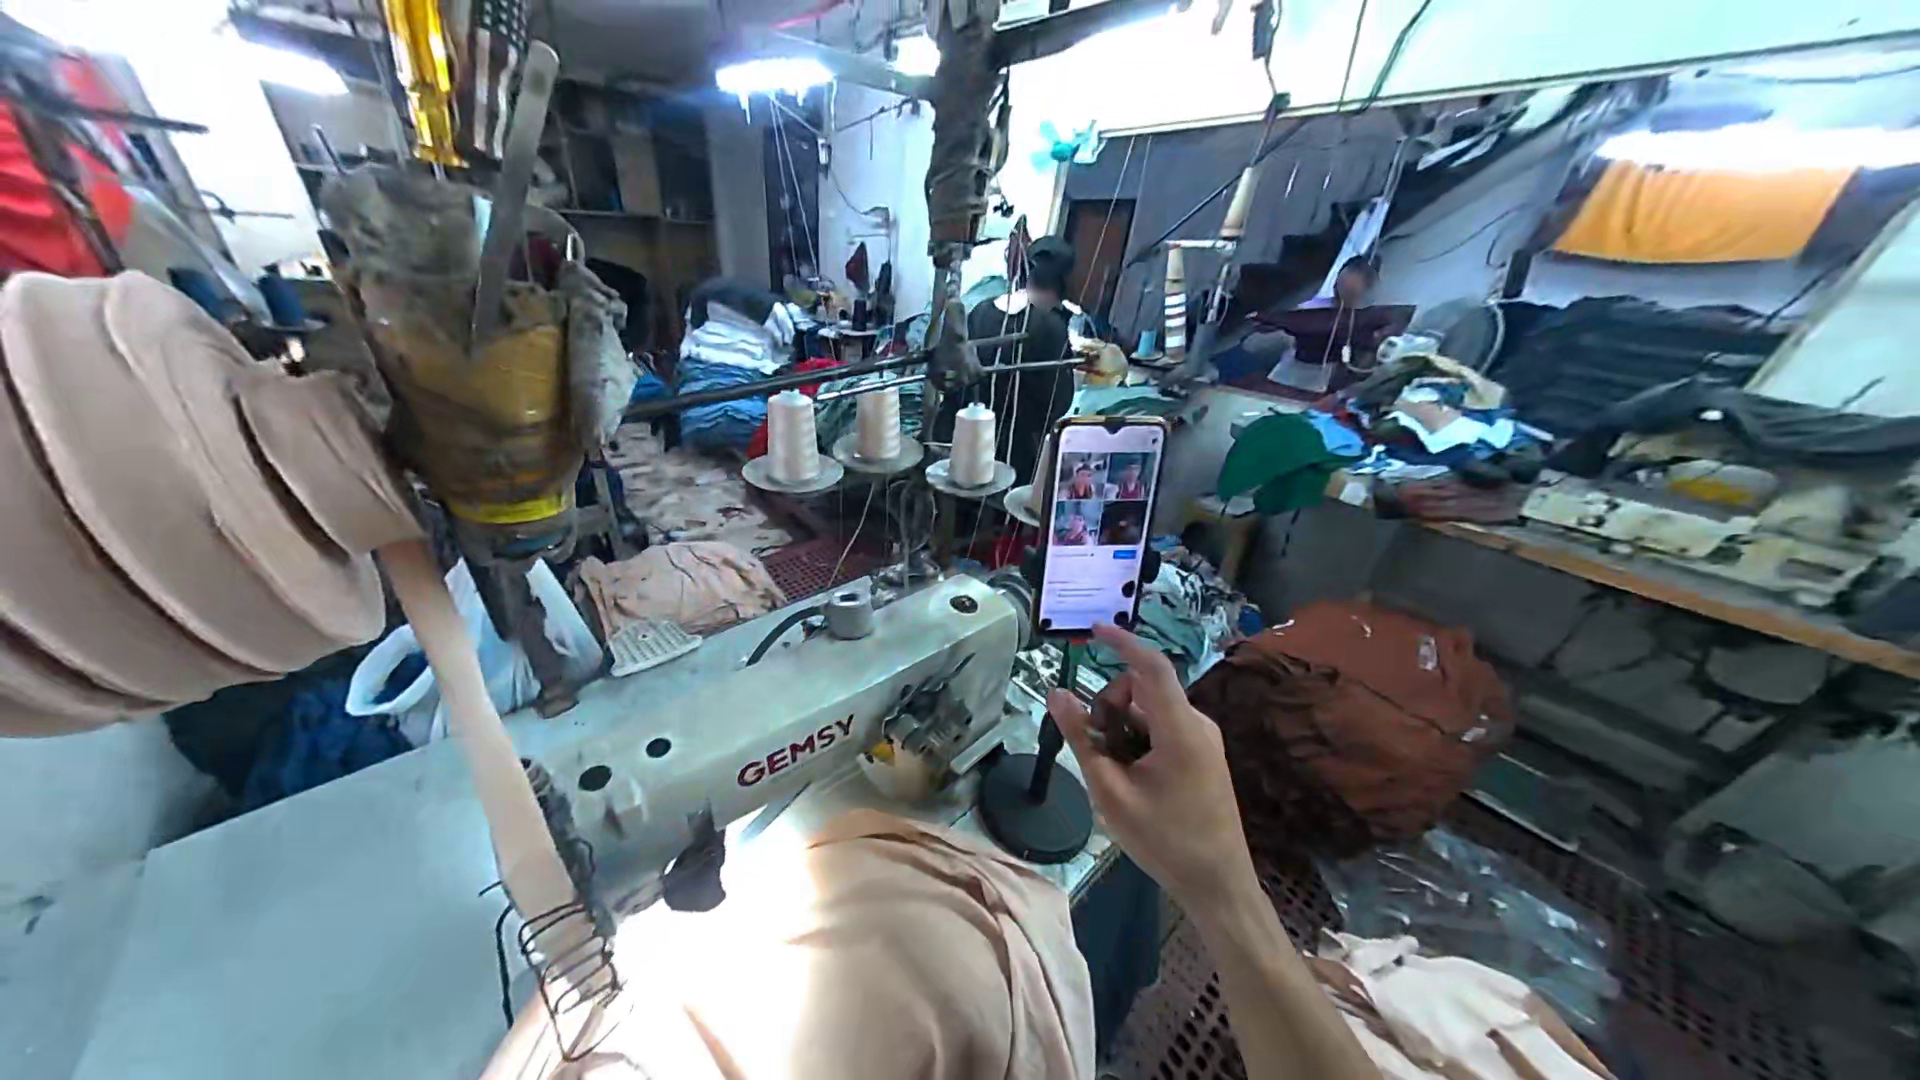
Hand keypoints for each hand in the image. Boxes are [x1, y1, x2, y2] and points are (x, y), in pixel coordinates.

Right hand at [1049, 624, 1257, 909]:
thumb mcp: (1110, 791)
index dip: (1122, 642)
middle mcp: (1196, 723)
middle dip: (1109, 707)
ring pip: (1147, 709)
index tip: (1093, 630)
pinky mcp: (1202, 751)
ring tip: (1115, 773)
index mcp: (1180, 729)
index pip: (1150, 666)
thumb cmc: (1163, 841)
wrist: (1218, 885)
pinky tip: (1132, 776)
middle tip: (1095, 750)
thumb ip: (1082, 738)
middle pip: (1141, 689)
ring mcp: (1202, 737)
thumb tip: (1056, 694)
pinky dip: (1137, 738)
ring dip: (1121, 727)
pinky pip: (1161, 726)